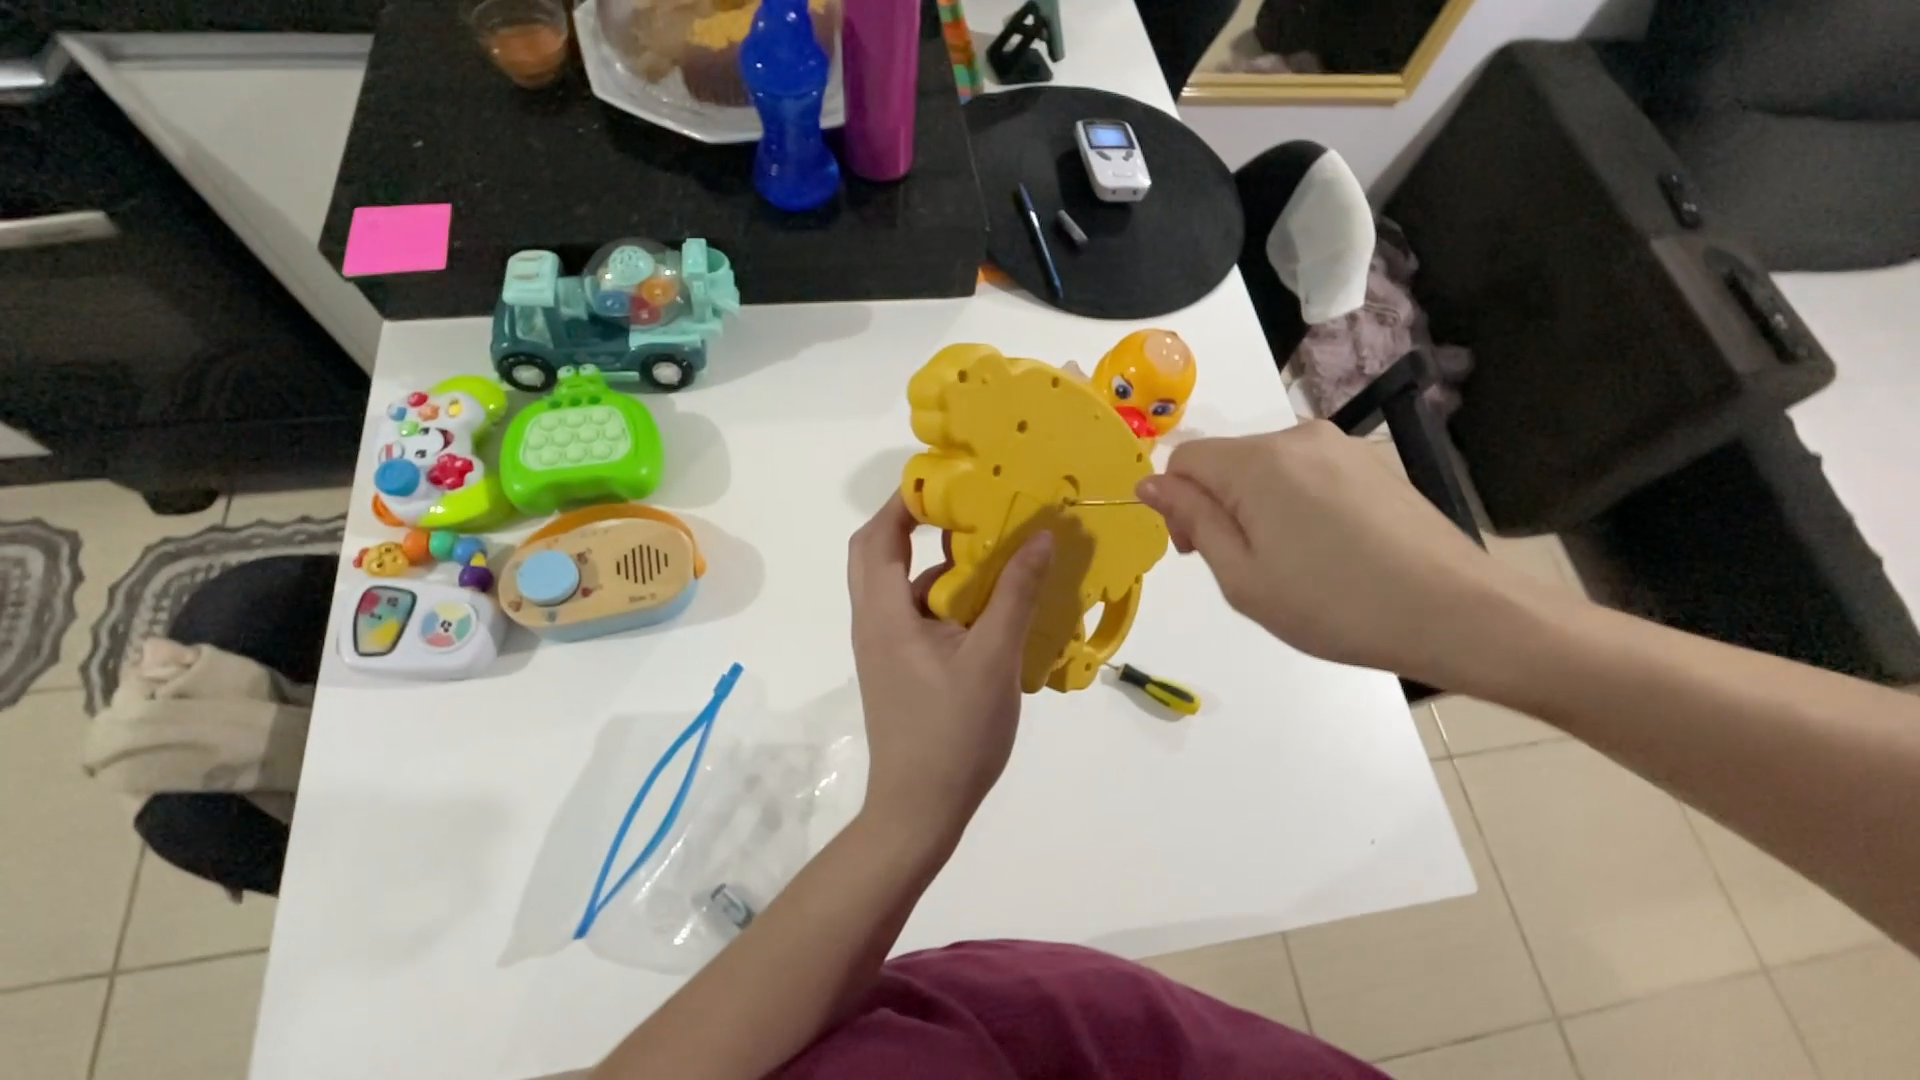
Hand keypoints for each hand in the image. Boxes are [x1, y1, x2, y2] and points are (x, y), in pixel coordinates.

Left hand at [847, 494, 1053, 837]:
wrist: (920, 811)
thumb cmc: (952, 733)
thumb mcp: (993, 659)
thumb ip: (1014, 594)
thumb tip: (1040, 537)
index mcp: (883, 612)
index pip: (878, 535)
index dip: (906, 499)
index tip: (950, 478)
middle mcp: (875, 622)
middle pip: (884, 554)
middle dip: (922, 527)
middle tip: (972, 510)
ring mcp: (887, 648)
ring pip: (909, 588)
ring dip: (947, 568)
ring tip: (1002, 557)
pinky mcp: (903, 668)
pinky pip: (923, 617)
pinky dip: (954, 603)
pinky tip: (999, 611)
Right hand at [1135, 421, 1544, 686]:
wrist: (1458, 612)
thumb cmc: (1336, 606)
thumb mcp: (1243, 578)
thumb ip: (1193, 521)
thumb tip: (1151, 482)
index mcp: (1258, 462)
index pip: (1184, 459)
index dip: (1175, 504)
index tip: (1196, 553)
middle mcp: (1297, 437)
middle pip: (1226, 461)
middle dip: (1219, 506)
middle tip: (1249, 568)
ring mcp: (1340, 446)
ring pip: (1266, 469)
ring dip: (1258, 508)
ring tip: (1293, 565)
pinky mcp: (1370, 463)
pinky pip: (1306, 474)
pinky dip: (1296, 505)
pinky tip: (1328, 551)